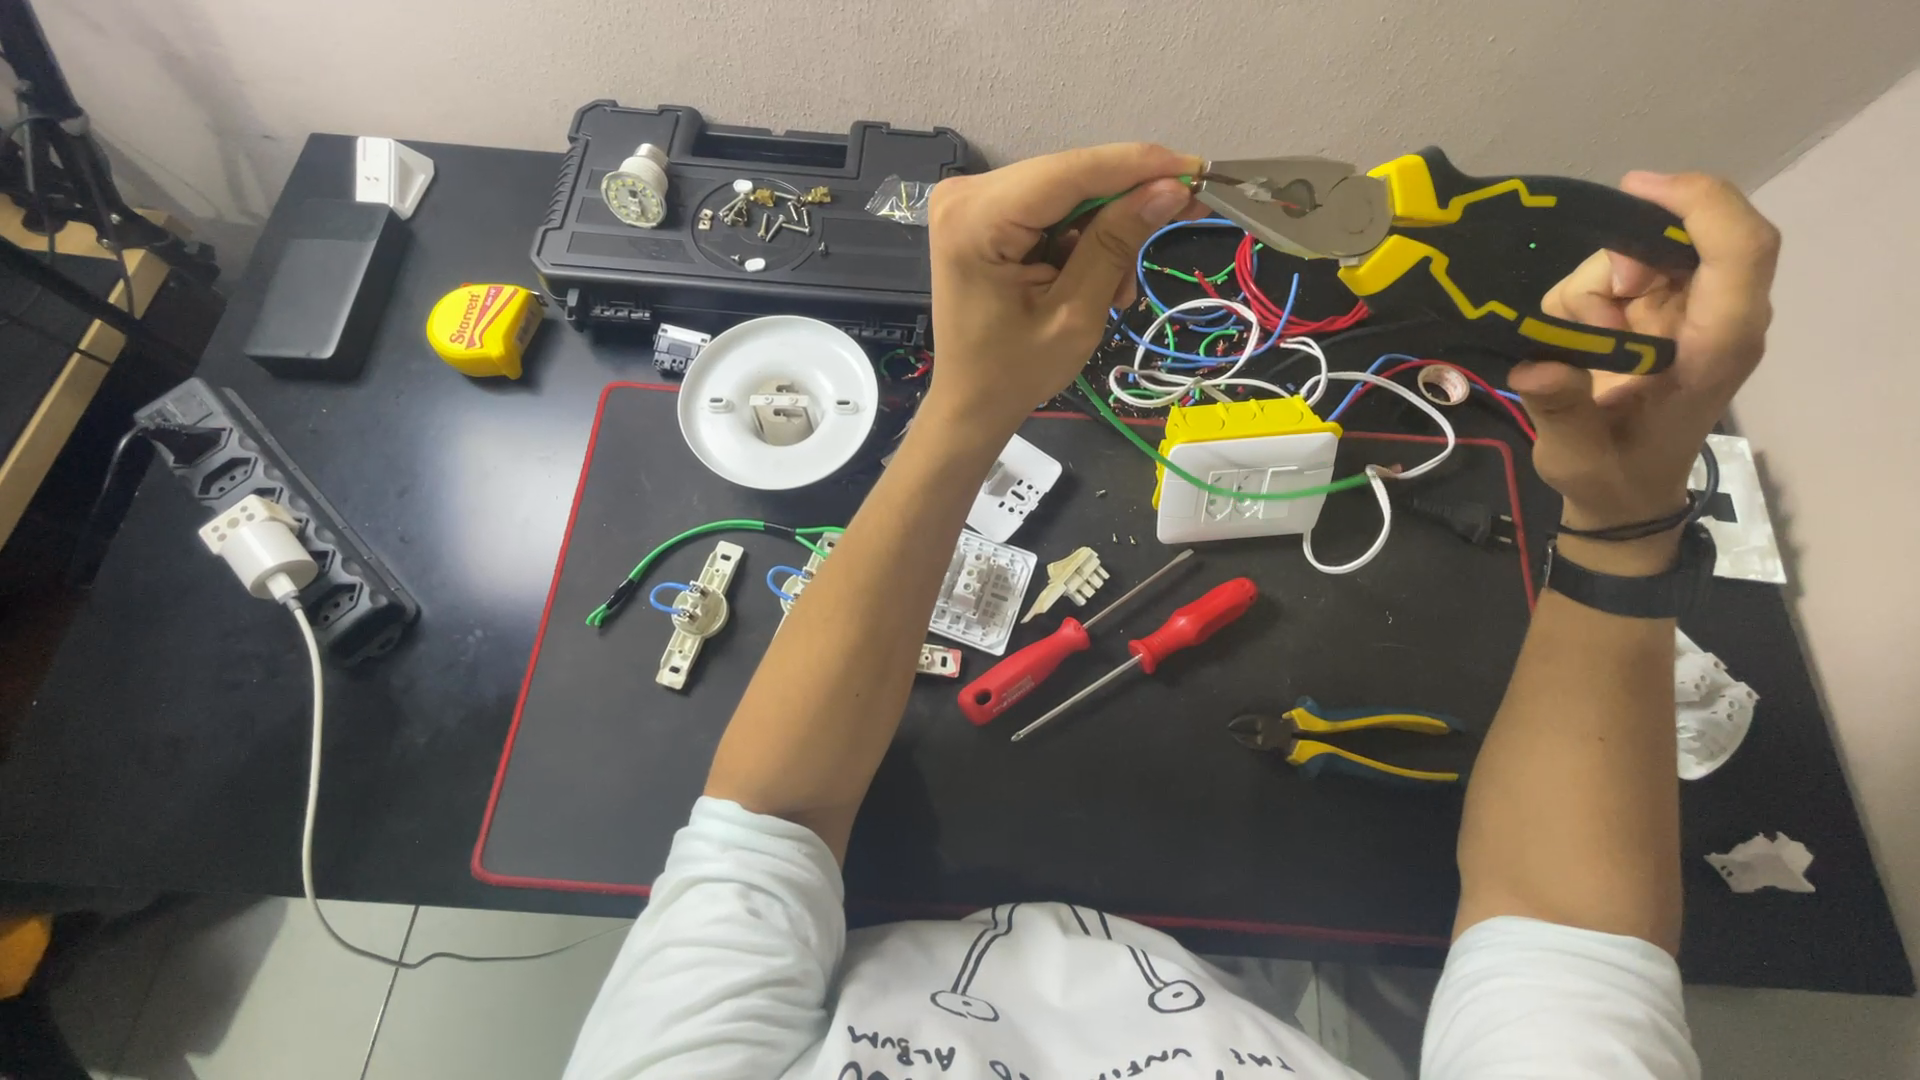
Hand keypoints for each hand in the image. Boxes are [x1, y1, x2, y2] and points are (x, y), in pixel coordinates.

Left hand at [923, 143, 1202, 432]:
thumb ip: (1116, 244)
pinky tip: (1093, 282)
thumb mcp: (1075, 315)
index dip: (1137, 165)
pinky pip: (1048, 211)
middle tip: (1180, 222)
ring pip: (1065, 195)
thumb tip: (1170, 186)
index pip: (1070, 171)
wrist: (971, 402)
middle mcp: (965, 195)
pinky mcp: (981, 217)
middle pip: (1068, 178)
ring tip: (1118, 292)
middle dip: (1123, 206)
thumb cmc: (1015, 373)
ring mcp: (970, 204)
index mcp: (976, 220)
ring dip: (1104, 234)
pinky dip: (1079, 241)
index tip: (1197, 169)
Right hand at [1513, 172, 1779, 541]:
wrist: (1620, 497)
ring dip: (1586, 297)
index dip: (1698, 205)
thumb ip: (1562, 407)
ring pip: (1628, 264)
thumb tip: (1536, 363)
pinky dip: (1578, 306)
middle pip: (1671, 247)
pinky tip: (1571, 346)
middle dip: (1612, 268)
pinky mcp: (1647, 324)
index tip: (1634, 190)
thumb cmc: (1611, 476)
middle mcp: (1709, 319)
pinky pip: (1609, 285)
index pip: (1738, 249)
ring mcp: (1677, 319)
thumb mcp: (1577, 454)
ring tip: (1569, 351)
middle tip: (1577, 317)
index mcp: (1716, 346)